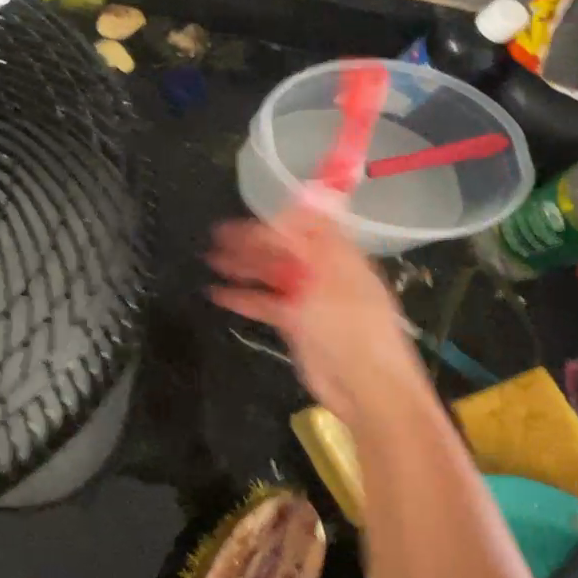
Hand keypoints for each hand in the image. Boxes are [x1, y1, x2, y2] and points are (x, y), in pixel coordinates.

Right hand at [206, 206, 435, 424]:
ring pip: (272, 275)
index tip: (250, 213)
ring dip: (243, 266)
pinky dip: (243, 297)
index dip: (280, 218)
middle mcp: (325, 274)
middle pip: (285, 250)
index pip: (309, 227)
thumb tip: (312, 188)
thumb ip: (314, 235)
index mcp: (341, 258)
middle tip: (217, 234)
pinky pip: (265, 304)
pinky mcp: (295, 325)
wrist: (366, 389)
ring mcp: (310, 300)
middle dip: (253, 241)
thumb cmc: (353, 330)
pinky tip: (218, 293)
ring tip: (212, 258)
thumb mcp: (331, 278)